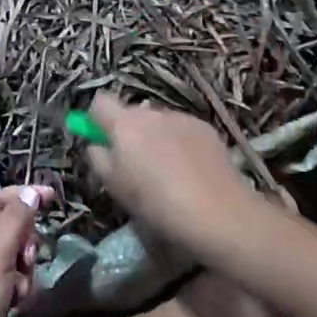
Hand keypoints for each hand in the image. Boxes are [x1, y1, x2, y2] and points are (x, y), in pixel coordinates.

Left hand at [0, 186, 55, 316]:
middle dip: (24, 241)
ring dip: (24, 267)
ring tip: (19, 287)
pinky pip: (15, 275)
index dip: (23, 196)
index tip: (53, 197)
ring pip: (16, 252)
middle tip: (25, 258)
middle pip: (9, 225)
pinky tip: (17, 301)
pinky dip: (21, 285)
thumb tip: (31, 189)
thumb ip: (17, 217)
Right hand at [83, 93, 270, 252]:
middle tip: (134, 165)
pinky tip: (190, 172)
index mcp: (124, 124)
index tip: (101, 141)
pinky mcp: (207, 129)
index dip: (96, 119)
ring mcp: (182, 118)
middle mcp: (152, 113)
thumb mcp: (113, 186)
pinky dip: (179, 144)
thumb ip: (98, 158)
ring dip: (155, 138)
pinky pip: (182, 131)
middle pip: (131, 114)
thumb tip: (98, 145)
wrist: (219, 214)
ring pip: (158, 123)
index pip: (100, 102)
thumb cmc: (156, 203)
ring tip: (167, 172)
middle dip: (128, 132)